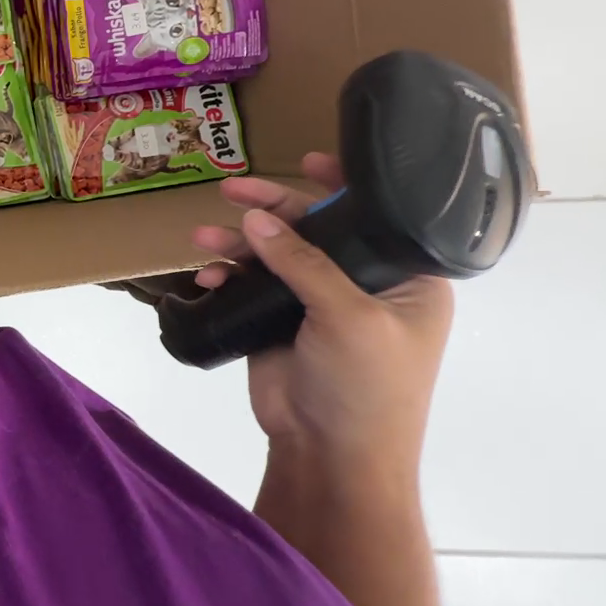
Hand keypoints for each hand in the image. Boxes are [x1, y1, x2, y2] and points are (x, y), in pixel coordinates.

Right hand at [192, 153, 452, 479]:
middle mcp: (359, 284)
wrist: (329, 447)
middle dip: (269, 209)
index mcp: (403, 281)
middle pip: (311, 230)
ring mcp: (313, 302)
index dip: (343, 186)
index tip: (308, 159)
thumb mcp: (346, 318)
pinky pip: (246, 282)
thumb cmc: (366, 384)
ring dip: (236, 242)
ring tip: (202, 237)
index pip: (375, 220)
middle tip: (229, 190)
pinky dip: (225, 274)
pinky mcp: (275, 319)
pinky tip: (208, 277)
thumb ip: (302, 264)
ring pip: (271, 254)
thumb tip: (255, 218)